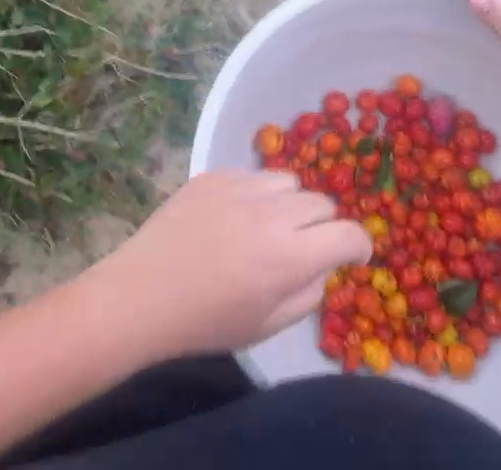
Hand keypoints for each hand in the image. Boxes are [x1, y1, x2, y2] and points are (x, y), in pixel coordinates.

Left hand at [83, 170, 370, 358]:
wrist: (141, 295)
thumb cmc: (206, 321)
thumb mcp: (268, 325)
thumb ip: (308, 293)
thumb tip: (322, 264)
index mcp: (289, 257)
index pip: (348, 234)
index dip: (359, 245)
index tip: (353, 254)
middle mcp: (271, 214)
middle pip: (322, 203)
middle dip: (323, 227)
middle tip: (303, 247)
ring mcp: (240, 189)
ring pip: (289, 183)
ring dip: (291, 205)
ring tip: (268, 227)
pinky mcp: (214, 176)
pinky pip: (254, 175)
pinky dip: (257, 194)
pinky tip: (235, 217)